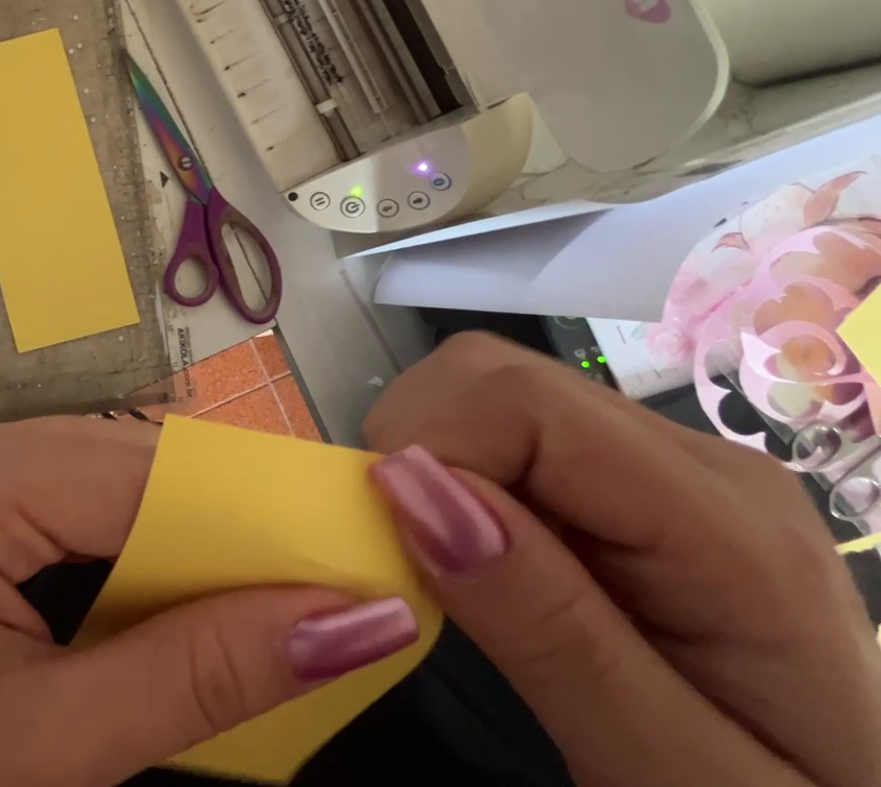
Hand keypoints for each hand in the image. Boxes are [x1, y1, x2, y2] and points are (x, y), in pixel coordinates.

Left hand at [0, 416, 419, 786]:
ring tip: (268, 606)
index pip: (149, 473)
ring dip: (182, 546)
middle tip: (332, 594)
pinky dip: (127, 552)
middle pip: (128, 467)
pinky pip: (64, 508)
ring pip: (104, 485)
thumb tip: (356, 618)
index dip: (261, 518)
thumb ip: (204, 673)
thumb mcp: (55, 740)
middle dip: (225, 533)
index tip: (365, 560)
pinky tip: (172, 606)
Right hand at [365, 333, 880, 786]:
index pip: (522, 402)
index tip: (397, 546)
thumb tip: (407, 486)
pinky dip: (444, 476)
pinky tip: (474, 555)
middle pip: (494, 375)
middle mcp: (695, 462)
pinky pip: (496, 430)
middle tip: (411, 558)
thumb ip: (548, 632)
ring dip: (422, 461)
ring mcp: (661, 464)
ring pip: (484, 390)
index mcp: (727, 525)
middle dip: (413, 447)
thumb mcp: (673, 774)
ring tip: (445, 564)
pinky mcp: (623, 479)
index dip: (427, 449)